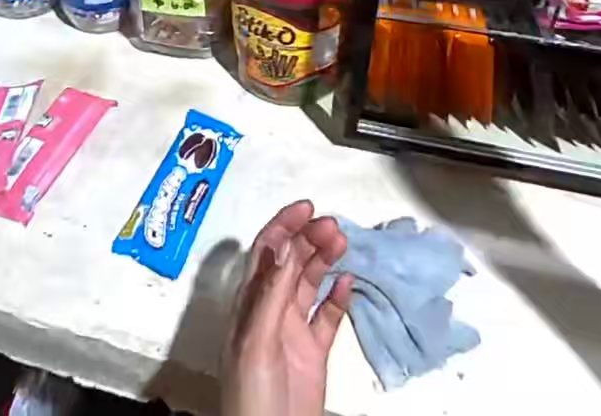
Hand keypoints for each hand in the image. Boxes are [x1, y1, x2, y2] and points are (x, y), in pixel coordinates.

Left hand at [222, 201, 353, 415]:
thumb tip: (285, 247)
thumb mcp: (257, 339)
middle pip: (290, 262)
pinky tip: (349, 282)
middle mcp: (271, 307)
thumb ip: (272, 295)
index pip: (267, 251)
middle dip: (308, 239)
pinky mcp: (313, 354)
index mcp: (251, 299)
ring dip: (324, 261)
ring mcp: (293, 330)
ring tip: (343, 241)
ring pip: (309, 284)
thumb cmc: (251, 392)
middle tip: (334, 225)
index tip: (306, 208)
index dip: (283, 225)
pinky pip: (327, 319)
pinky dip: (338, 299)